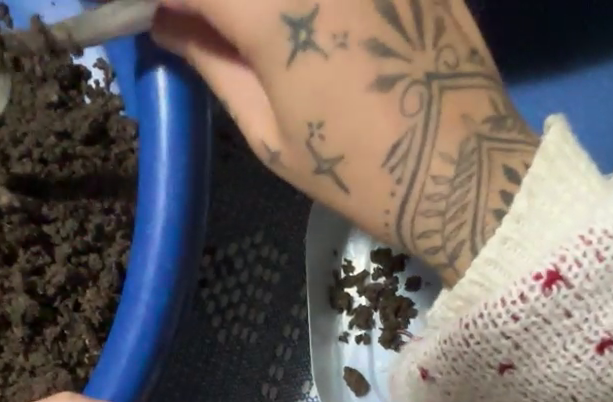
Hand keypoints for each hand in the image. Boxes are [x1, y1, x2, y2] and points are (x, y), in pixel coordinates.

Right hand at [152, 0, 536, 283]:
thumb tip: (167, 23)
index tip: (148, 15)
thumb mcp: (272, 136)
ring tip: (260, 35)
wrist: (464, 172)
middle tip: (201, 23)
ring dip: (259, 2)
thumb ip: (213, 64)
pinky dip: (310, 0)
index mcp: (268, 3)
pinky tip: (316, 31)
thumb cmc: (361, 170)